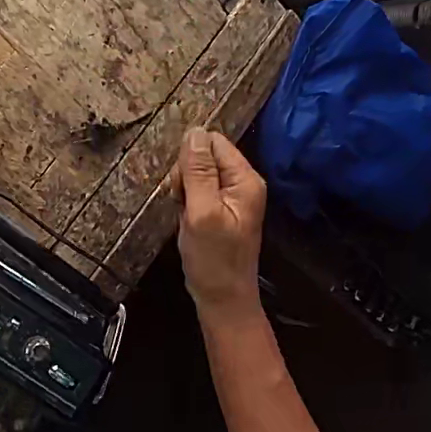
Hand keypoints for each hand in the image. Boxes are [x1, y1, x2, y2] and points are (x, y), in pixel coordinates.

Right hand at [171, 127, 266, 321]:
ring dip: (184, 190)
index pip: (213, 142)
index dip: (191, 159)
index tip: (184, 187)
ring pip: (197, 173)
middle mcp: (242, 182)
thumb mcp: (202, 212)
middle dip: (186, 176)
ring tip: (186, 216)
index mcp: (245, 179)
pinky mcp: (220, 208)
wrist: (222, 299)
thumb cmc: (213, 259)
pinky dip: (187, 202)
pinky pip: (197, 190)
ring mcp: (232, 196)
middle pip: (204, 155)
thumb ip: (198, 172)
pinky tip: (187, 220)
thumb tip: (194, 132)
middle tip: (185, 205)